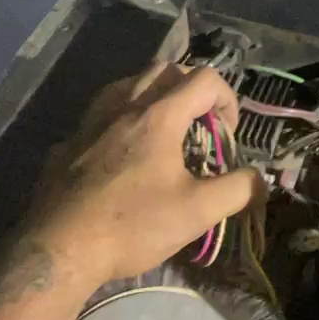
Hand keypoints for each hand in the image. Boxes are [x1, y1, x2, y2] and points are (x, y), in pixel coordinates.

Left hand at [28, 62, 259, 289]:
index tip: (227, 135)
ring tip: (164, 128)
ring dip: (153, 94)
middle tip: (200, 124)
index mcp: (158, 116)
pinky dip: (119, 121)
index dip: (226, 99)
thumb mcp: (198, 212)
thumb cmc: (133, 225)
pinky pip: (98, 116)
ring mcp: (89, 124)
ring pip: (125, 84)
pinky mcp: (66, 145)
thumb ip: (237, 190)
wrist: (58, 250)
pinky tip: (121, 153)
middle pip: (164, 69)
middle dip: (191, 88)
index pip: (204, 79)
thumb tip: (260, 180)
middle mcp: (123, 108)